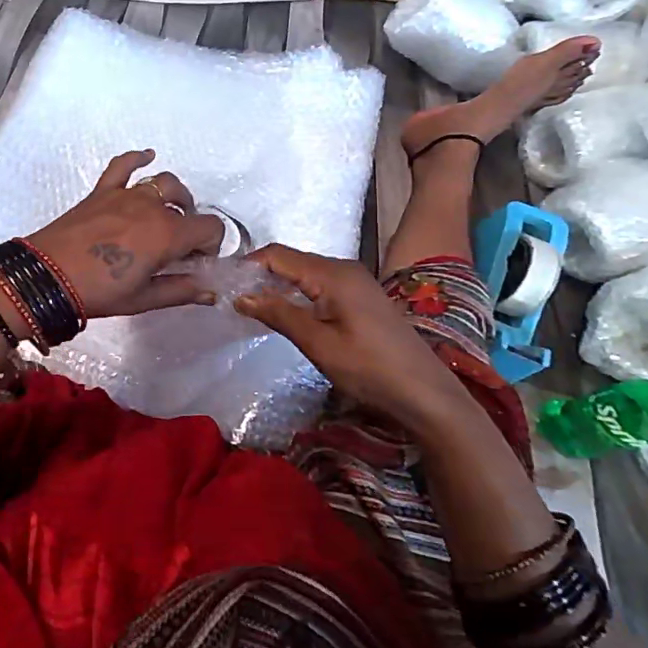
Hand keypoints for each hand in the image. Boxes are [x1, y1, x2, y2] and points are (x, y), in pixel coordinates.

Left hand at [26, 150, 227, 317]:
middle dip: (191, 227)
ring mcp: (125, 195)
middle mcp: (152, 207)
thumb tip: (209, 292)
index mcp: (167, 234)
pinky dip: (137, 158)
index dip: (211, 245)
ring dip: (174, 197)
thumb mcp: (143, 299)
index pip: (210, 227)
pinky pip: (123, 165)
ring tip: (170, 214)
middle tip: (177, 249)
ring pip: (163, 183)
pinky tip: (147, 156)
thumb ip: (180, 290)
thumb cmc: (98, 292)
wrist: (47, 277)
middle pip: (187, 207)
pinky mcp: (102, 191)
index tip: (196, 260)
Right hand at [233, 244, 478, 428]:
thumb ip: (278, 314)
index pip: (278, 255)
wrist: (424, 392)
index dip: (248, 265)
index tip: (223, 285)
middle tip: (232, 299)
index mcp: (333, 274)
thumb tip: (240, 296)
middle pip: (290, 261)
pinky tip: (284, 315)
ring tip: (251, 309)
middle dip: (260, 276)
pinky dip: (297, 295)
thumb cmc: (369, 368)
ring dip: (277, 287)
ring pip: (304, 274)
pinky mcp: (359, 297)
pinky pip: (319, 285)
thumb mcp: (318, 343)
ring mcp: (354, 282)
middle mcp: (343, 268)